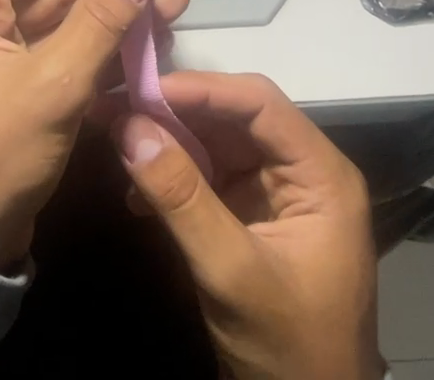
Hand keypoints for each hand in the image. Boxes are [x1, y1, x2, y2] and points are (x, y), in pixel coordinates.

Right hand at [113, 73, 384, 379]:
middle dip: (172, 111)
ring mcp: (272, 191)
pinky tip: (135, 196)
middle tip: (113, 106)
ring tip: (113, 140)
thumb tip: (128, 126)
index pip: (259, 104)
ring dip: (164, 141)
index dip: (200, 88)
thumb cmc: (288, 346)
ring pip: (212, 140)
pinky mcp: (247, 212)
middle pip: (232, 115)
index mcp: (320, 176)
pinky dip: (169, 176)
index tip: (139, 89)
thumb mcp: (232, 272)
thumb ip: (182, 198)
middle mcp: (299, 171)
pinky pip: (204, 173)